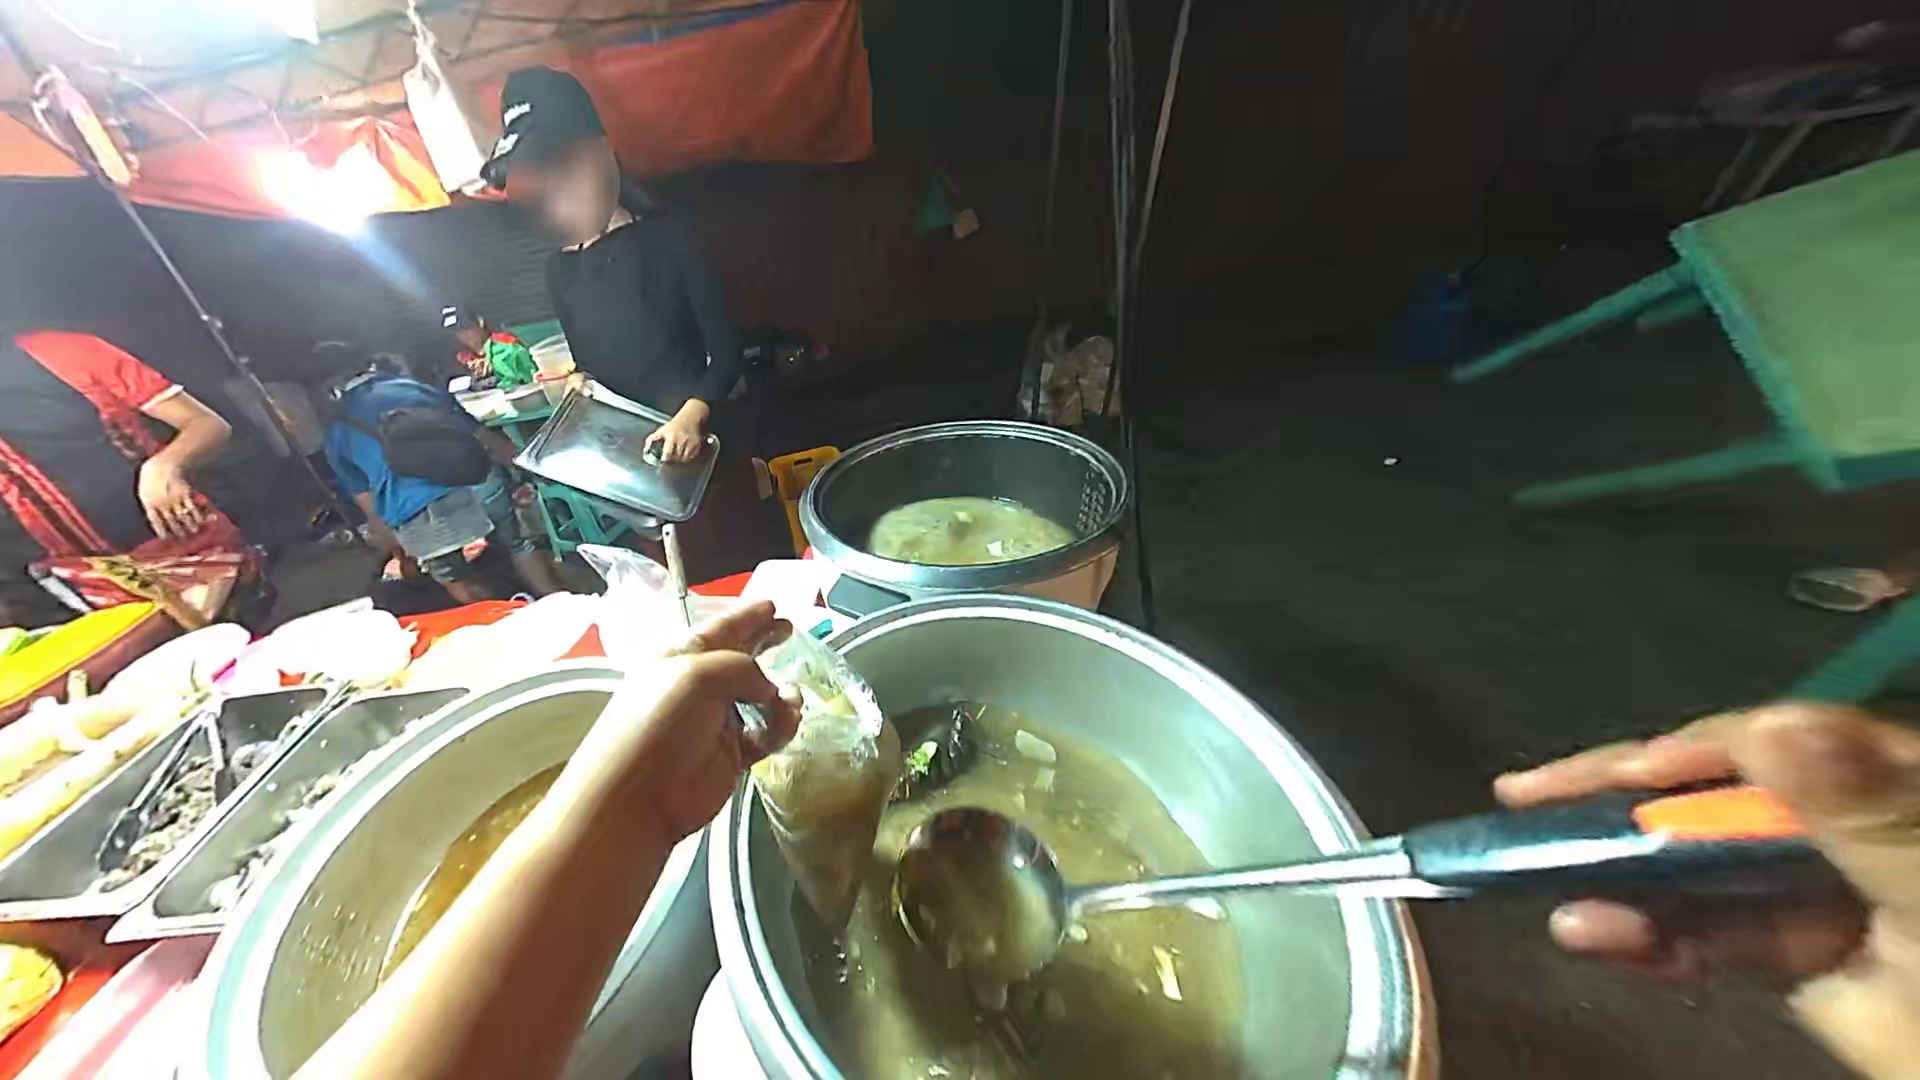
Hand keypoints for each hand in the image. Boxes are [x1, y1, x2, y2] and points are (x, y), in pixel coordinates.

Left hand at [136, 457, 204, 539]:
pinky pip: (193, 507)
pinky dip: (200, 514)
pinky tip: (204, 520)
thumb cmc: (153, 480)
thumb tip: (161, 517)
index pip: (156, 521)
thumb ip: (154, 505)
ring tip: (196, 531)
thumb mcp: (147, 493)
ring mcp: (175, 499)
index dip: (161, 531)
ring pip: (183, 515)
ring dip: (190, 524)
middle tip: (184, 539)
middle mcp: (162, 503)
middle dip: (178, 530)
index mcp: (149, 504)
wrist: (163, 467)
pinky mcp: (186, 495)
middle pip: (171, 520)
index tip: (166, 539)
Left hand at [568, 600, 800, 842]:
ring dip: (782, 693)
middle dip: (766, 642)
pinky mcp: (733, 753)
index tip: (773, 605)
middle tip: (789, 631)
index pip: (722, 628)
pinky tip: (786, 722)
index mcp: (683, 657)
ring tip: (790, 699)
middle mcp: (701, 685)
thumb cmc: (659, 724)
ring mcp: (718, 720)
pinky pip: (768, 730)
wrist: (637, 800)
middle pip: (743, 656)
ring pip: (762, 695)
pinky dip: (782, 725)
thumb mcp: (699, 674)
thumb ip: (744, 667)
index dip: (748, 616)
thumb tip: (769, 689)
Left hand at [642, 402, 708, 464]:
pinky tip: (683, 456)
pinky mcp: (697, 445)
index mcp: (671, 438)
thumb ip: (653, 439)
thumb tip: (646, 450)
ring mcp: (690, 444)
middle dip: (672, 462)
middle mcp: (681, 441)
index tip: (663, 462)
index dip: (665, 460)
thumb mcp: (661, 430)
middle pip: (676, 459)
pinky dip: (687, 458)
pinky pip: (692, 457)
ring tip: (676, 460)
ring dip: (680, 461)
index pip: (668, 454)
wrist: (689, 419)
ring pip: (685, 459)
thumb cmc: (674, 425)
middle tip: (669, 462)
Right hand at [1495, 704, 1919, 1078]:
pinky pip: (1699, 929)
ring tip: (1571, 911)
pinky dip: (1643, 936)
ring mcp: (1810, 891)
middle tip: (1524, 796)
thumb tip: (1776, 726)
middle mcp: (1839, 832)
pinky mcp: (1785, 948)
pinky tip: (1597, 937)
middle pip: (1705, 797)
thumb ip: (1872, 820)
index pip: (1773, 744)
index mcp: (1886, 797)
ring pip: (1687, 866)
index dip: (1688, 750)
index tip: (1625, 772)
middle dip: (1612, 809)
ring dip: (1616, 885)